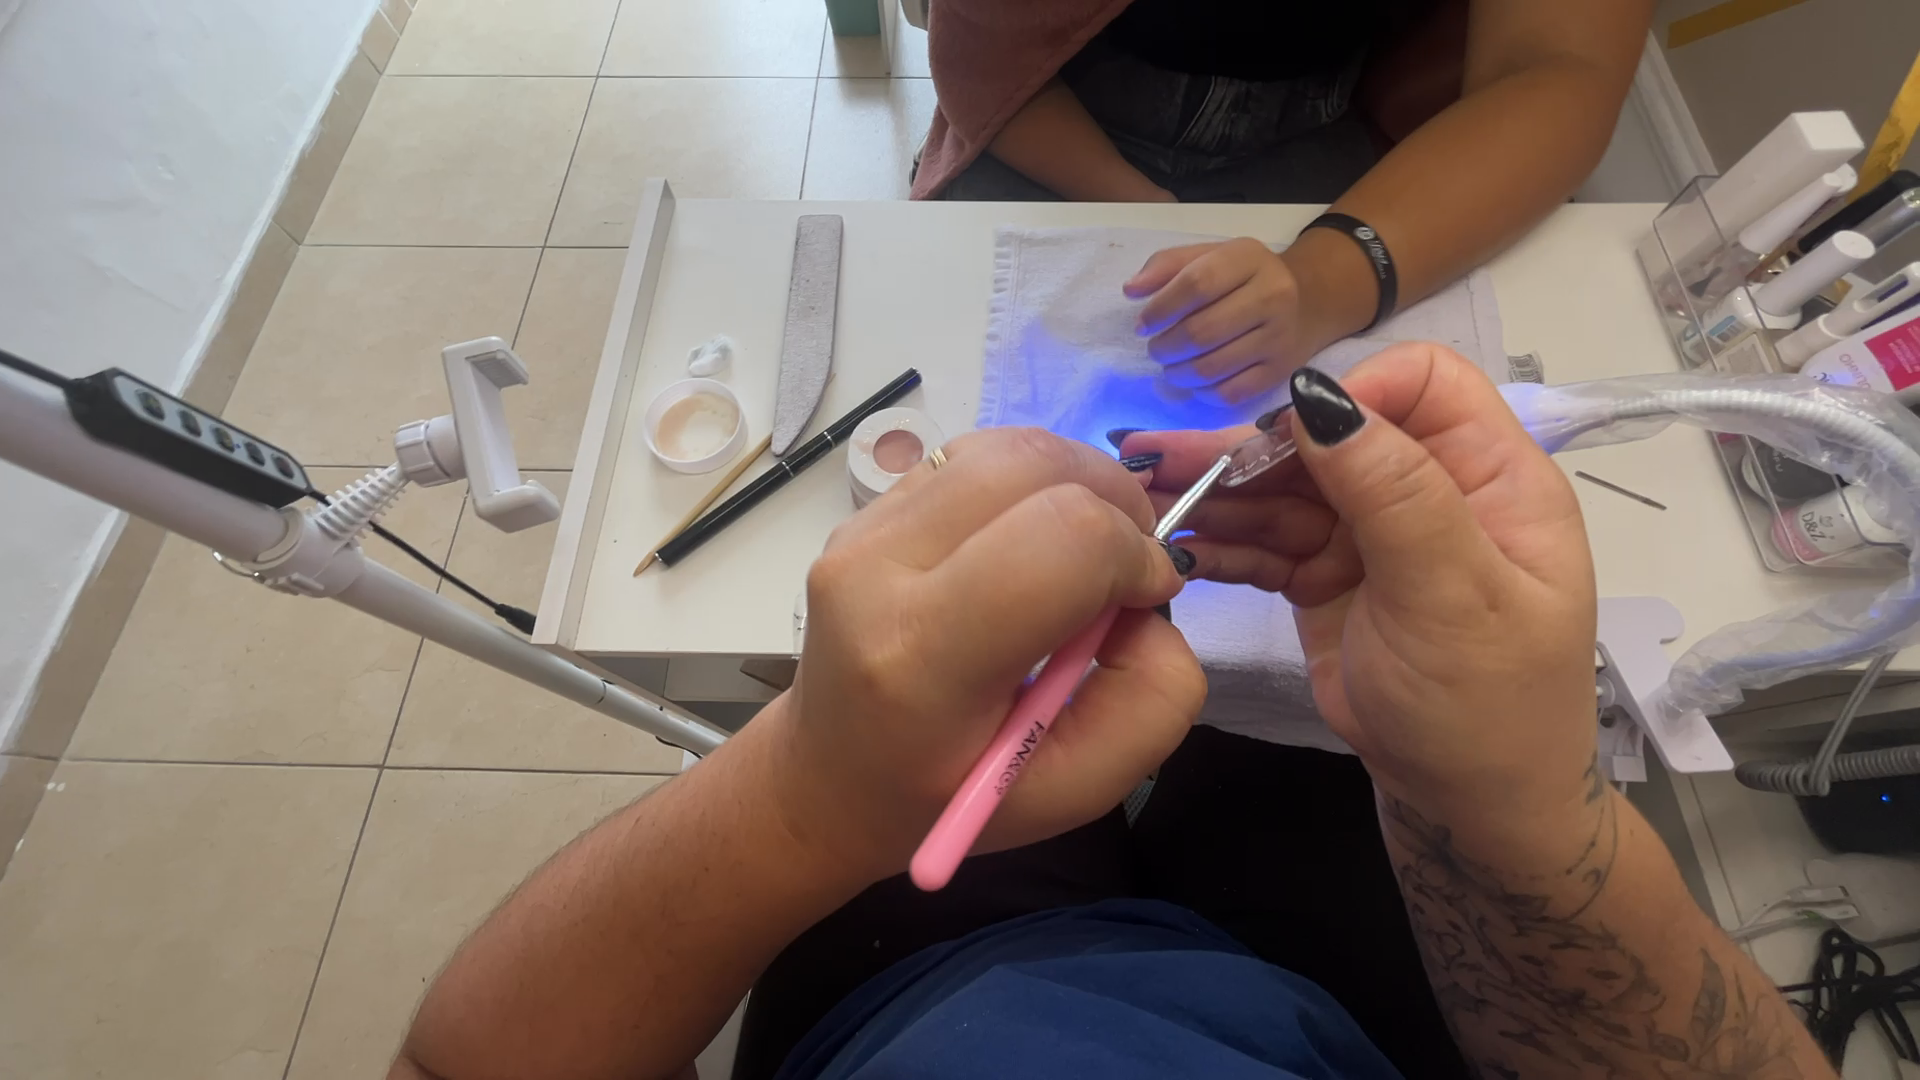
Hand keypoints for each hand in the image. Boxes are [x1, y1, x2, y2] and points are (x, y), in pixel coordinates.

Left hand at [762, 428, 1204, 882]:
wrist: (828, 777)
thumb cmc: (943, 800)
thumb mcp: (1073, 790)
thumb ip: (1150, 702)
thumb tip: (1150, 599)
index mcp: (921, 658)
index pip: (1061, 542)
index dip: (1134, 554)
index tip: (1149, 594)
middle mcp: (875, 571)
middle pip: (1032, 466)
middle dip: (1113, 499)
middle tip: (1126, 560)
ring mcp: (859, 531)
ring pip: (1002, 448)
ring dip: (1072, 481)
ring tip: (1082, 545)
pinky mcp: (860, 514)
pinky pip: (968, 459)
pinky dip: (1026, 482)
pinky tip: (1026, 536)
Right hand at [1121, 345, 1598, 834]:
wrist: (1463, 795)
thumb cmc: (1484, 699)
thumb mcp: (1451, 594)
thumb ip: (1393, 492)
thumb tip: (1320, 398)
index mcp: (1483, 477)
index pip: (1418, 387)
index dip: (1351, 395)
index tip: (1282, 435)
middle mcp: (1417, 492)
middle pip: (1319, 444)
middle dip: (1241, 453)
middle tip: (1156, 459)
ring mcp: (1359, 536)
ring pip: (1277, 496)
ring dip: (1212, 499)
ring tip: (1142, 500)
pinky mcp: (1315, 575)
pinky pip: (1260, 546)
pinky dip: (1218, 547)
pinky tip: (1174, 548)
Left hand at [1125, 238, 1318, 404]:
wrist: (1307, 301)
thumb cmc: (1241, 279)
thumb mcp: (1209, 257)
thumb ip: (1167, 266)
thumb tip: (1131, 289)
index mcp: (1248, 259)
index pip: (1196, 284)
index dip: (1161, 309)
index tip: (1143, 325)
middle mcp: (1272, 296)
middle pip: (1201, 332)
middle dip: (1165, 348)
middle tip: (1157, 349)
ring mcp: (1279, 337)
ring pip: (1212, 368)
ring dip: (1178, 373)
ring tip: (1172, 366)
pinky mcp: (1279, 370)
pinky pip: (1230, 393)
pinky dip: (1203, 392)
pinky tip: (1196, 381)